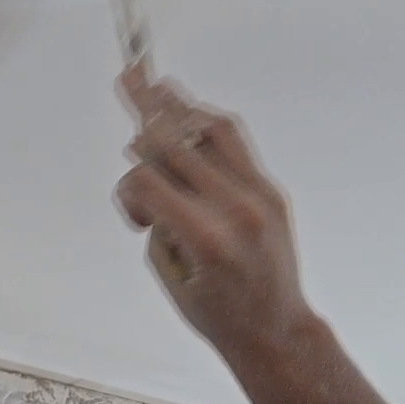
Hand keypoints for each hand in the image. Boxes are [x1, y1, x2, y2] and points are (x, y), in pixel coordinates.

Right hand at [115, 66, 317, 360]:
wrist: (275, 329)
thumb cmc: (213, 311)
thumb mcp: (166, 269)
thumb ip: (156, 214)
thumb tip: (145, 163)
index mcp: (203, 236)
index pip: (147, 181)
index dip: (128, 190)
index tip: (135, 216)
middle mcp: (234, 207)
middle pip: (175, 142)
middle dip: (146, 110)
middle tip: (128, 74)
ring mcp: (258, 193)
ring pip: (209, 130)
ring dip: (177, 107)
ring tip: (154, 82)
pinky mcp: (270, 188)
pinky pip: (233, 142)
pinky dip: (204, 125)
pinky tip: (185, 114)